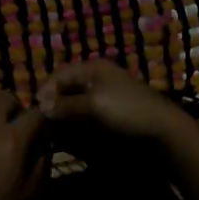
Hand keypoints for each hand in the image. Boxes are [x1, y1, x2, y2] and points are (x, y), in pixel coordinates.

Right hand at [37, 60, 192, 140]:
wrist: (162, 127)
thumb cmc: (127, 110)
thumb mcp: (93, 105)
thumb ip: (65, 105)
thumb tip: (41, 109)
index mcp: (93, 68)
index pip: (59, 74)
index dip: (45, 91)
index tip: (35, 111)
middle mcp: (98, 76)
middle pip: (67, 86)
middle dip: (53, 103)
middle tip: (42, 123)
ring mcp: (106, 93)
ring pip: (76, 100)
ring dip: (64, 113)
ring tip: (54, 130)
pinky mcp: (112, 110)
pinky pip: (87, 111)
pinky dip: (76, 120)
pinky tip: (71, 132)